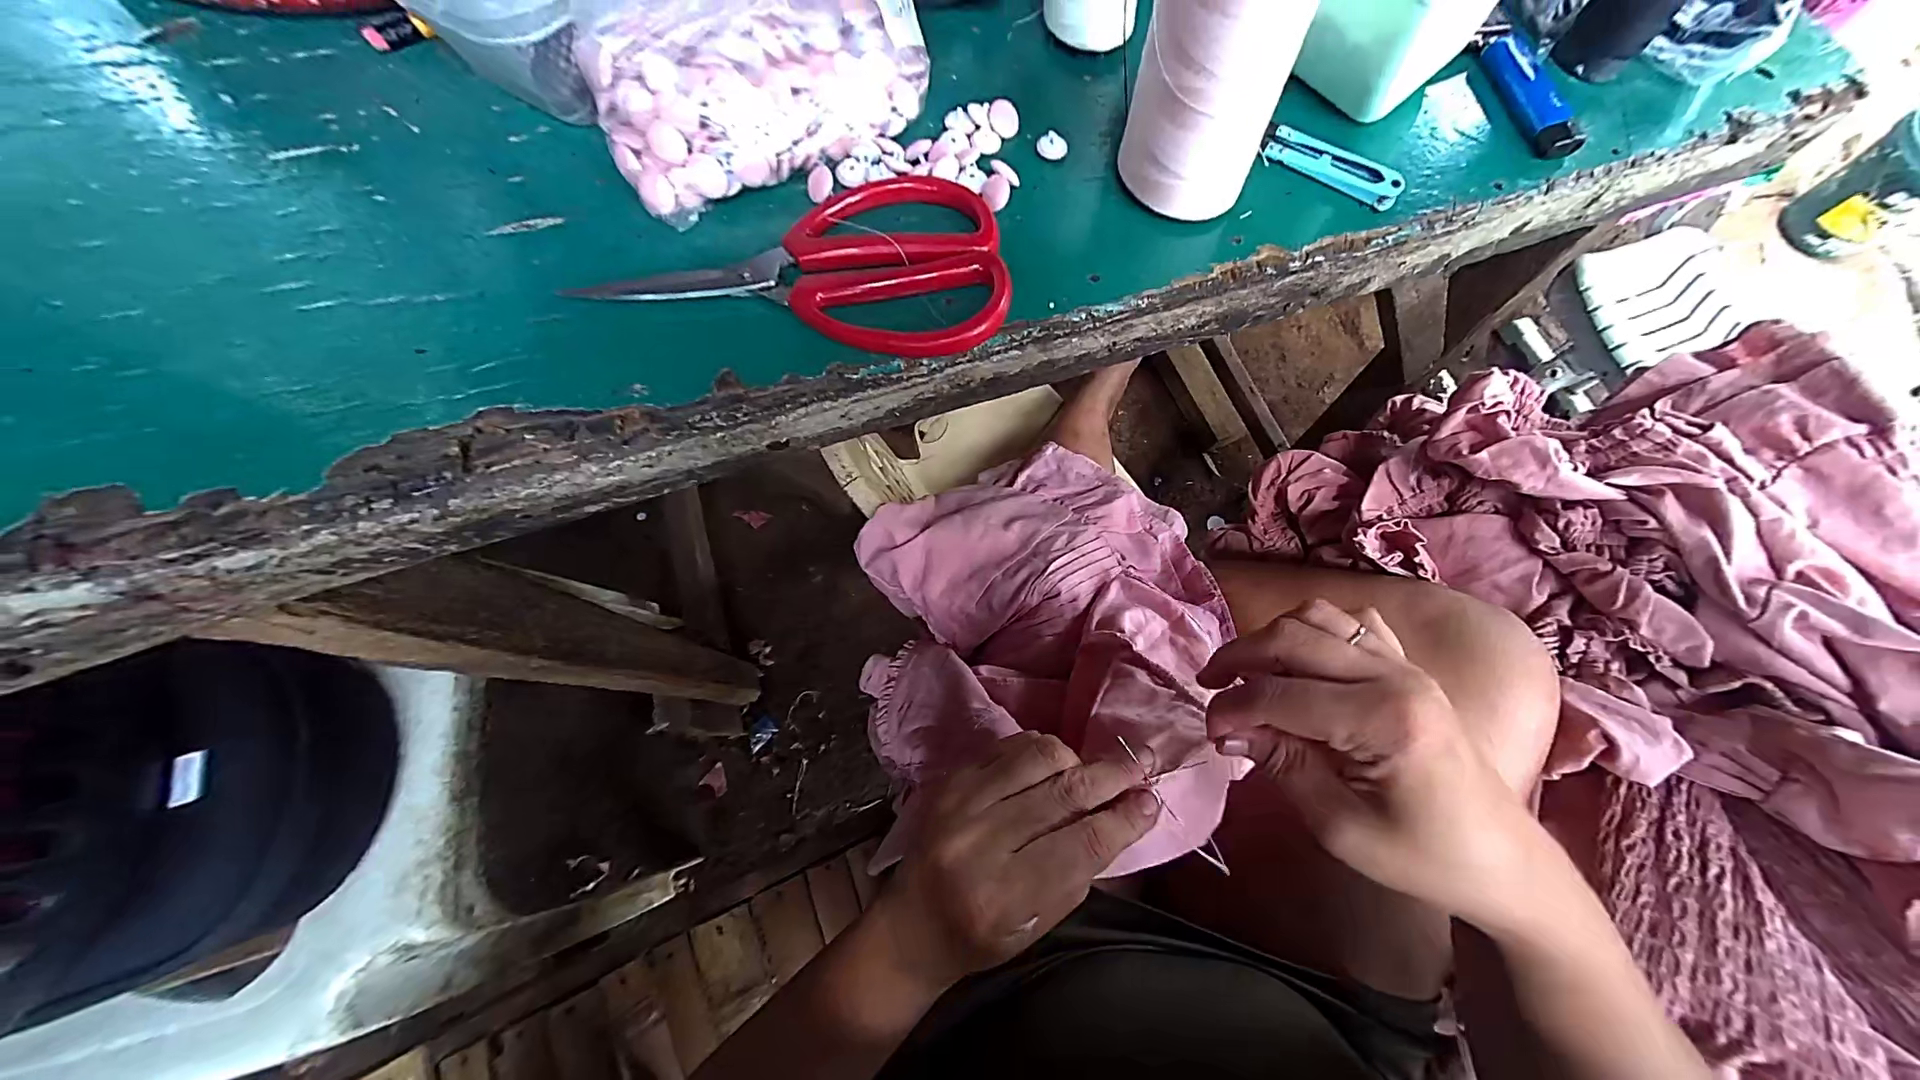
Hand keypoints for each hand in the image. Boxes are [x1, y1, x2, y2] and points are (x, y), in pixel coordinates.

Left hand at [868, 731, 1160, 990]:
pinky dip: (1041, 749)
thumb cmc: (983, 935)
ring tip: (1093, 770)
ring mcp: (959, 803)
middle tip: (1143, 763)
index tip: (1151, 801)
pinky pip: (1009, 747)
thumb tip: (1126, 814)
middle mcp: (978, 841)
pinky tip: (1056, 762)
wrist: (914, 922)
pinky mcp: (950, 779)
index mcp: (1002, 894)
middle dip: (1111, 775)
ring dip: (1076, 759)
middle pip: (1062, 793)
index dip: (1123, 820)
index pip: (1080, 844)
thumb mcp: (1040, 923)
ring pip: (1037, 758)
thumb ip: (1080, 869)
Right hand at [1199, 599, 1545, 928]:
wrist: (1504, 862)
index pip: (1277, 693)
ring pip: (1317, 616)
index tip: (1209, 732)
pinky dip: (1313, 630)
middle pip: (1291, 637)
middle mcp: (1395, 676)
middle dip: (1238, 657)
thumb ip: (1280, 764)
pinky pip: (1352, 622)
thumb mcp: (1338, 826)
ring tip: (1247, 671)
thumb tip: (1227, 730)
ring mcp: (1406, 664)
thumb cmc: (1422, 856)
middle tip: (1210, 687)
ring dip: (1271, 638)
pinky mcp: (1409, 666)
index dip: (1230, 708)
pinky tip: (1300, 661)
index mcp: (1382, 719)